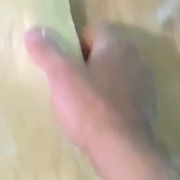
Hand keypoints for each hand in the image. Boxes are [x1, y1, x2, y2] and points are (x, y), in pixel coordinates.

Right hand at [25, 24, 156, 154]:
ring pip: (114, 75)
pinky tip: (97, 120)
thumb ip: (47, 52)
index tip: (60, 67)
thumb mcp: (61, 78)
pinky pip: (123, 97)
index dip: (71, 45)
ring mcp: (144, 83)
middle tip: (66, 87)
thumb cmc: (89, 109)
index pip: (91, 30)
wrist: (121, 149)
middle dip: (85, 65)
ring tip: (80, 106)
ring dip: (98, 84)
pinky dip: (110, 103)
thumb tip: (33, 30)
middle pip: (104, 53)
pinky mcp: (146, 107)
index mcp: (117, 44)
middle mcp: (135, 57)